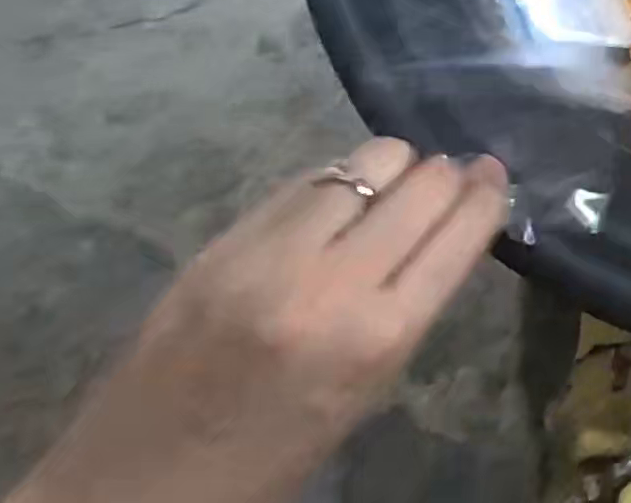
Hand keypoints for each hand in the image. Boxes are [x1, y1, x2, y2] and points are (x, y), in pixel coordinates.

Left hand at [7, 138, 510, 502]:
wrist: (134, 489)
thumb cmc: (288, 437)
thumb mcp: (381, 373)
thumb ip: (423, 285)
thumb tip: (465, 209)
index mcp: (384, 332)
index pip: (465, 225)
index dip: (490, 189)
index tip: (495, 173)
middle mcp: (332, 285)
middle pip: (426, 181)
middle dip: (450, 173)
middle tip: (450, 179)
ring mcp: (268, 259)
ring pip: (370, 160)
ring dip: (398, 164)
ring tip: (394, 183)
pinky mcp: (219, 245)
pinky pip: (311, 178)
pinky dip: (342, 178)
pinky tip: (341, 196)